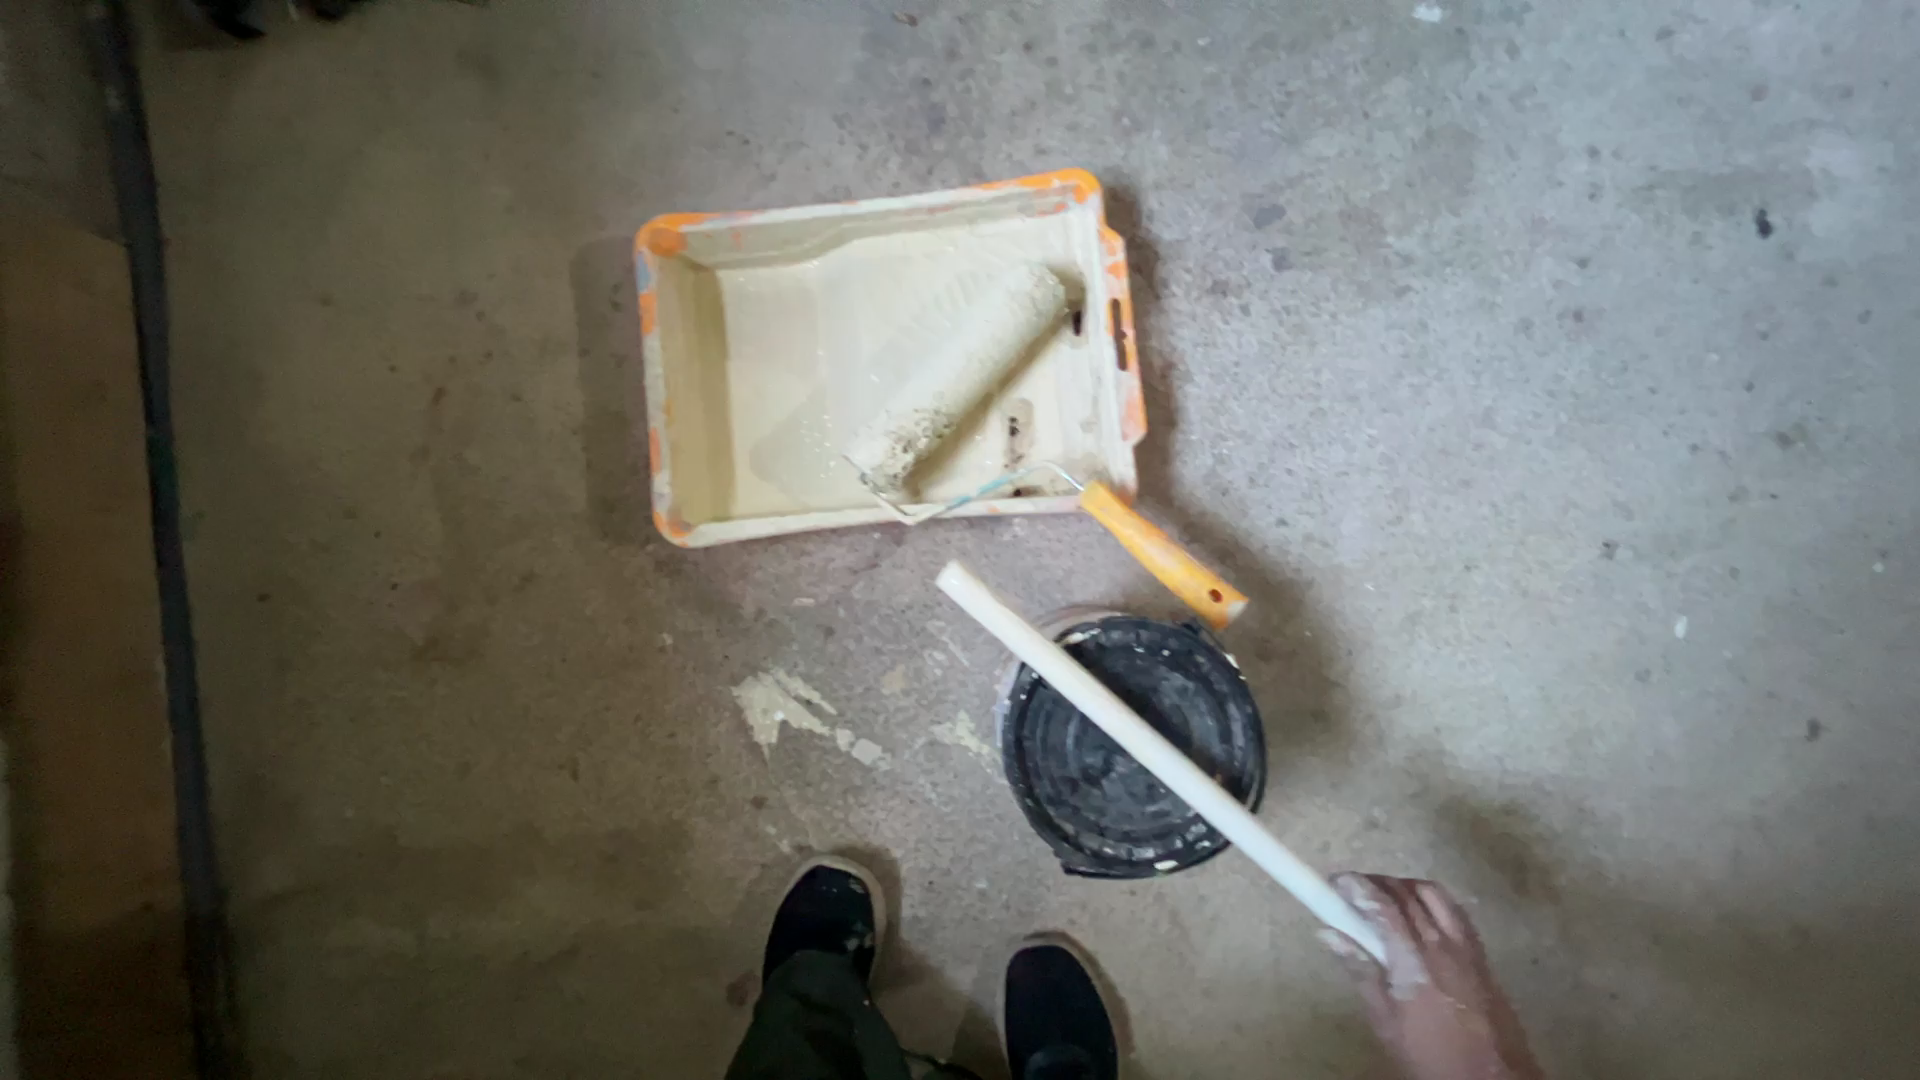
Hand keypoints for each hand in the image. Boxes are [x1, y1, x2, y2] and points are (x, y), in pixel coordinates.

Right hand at [1321, 874, 1542, 1079]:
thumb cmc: (1433, 1058)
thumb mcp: (1386, 1022)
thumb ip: (1360, 972)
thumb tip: (1327, 932)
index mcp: (1415, 962)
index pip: (1383, 906)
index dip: (1357, 886)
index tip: (1334, 882)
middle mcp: (1443, 946)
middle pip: (1407, 893)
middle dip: (1375, 882)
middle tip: (1351, 892)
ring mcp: (1468, 949)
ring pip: (1434, 894)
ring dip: (1404, 886)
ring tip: (1384, 899)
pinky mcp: (1482, 957)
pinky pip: (1454, 912)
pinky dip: (1430, 901)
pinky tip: (1419, 917)